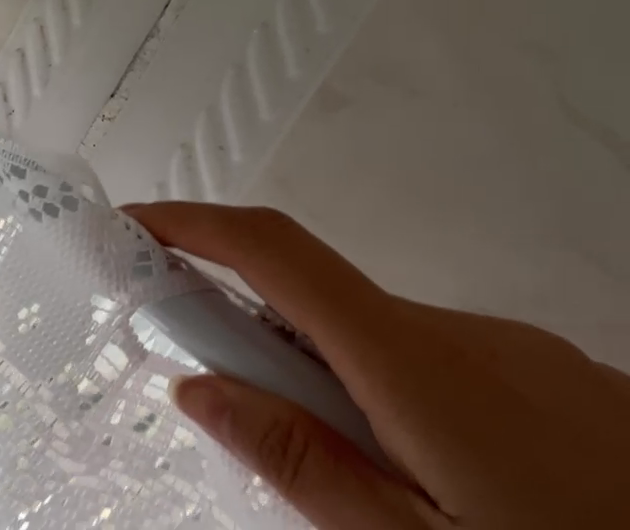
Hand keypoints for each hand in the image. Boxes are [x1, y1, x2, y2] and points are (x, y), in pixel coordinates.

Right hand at [125, 202, 629, 528]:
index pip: (275, 252)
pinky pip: (448, 366)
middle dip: (260, 338)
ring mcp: (532, 358)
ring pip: (387, 344)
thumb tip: (197, 388)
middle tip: (231, 399)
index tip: (128, 225)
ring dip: (337, 380)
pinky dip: (401, 395)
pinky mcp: (573, 384)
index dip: (190, 222)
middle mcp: (470, 337)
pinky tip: (439, 479)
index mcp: (418, 364)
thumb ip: (299, 463)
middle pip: (324, 307)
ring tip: (361, 476)